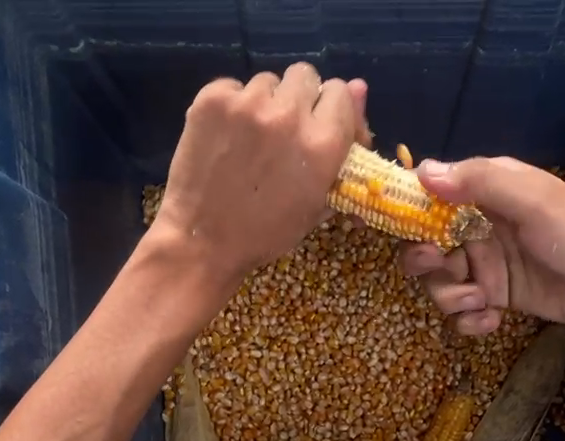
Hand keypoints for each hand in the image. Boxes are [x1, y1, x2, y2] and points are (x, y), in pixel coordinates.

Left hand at [154, 66, 367, 285]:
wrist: (205, 241)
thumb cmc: (268, 233)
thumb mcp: (316, 202)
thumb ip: (341, 146)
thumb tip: (359, 88)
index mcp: (323, 144)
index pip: (340, 93)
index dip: (332, 109)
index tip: (322, 126)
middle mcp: (289, 115)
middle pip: (305, 76)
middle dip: (301, 99)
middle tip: (287, 130)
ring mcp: (248, 103)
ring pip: (268, 82)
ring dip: (267, 104)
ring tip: (254, 139)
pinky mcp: (213, 99)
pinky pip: (234, 87)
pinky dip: (234, 107)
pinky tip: (228, 138)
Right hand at [398, 157, 564, 337]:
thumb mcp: (532, 199)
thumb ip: (479, 182)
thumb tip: (422, 172)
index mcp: (486, 195)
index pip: (433, 199)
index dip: (414, 215)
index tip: (412, 231)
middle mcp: (480, 229)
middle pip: (427, 247)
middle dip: (426, 262)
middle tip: (442, 266)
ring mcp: (488, 268)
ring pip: (442, 284)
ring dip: (451, 296)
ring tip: (481, 300)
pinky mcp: (497, 301)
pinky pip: (464, 314)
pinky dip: (470, 321)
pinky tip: (492, 321)